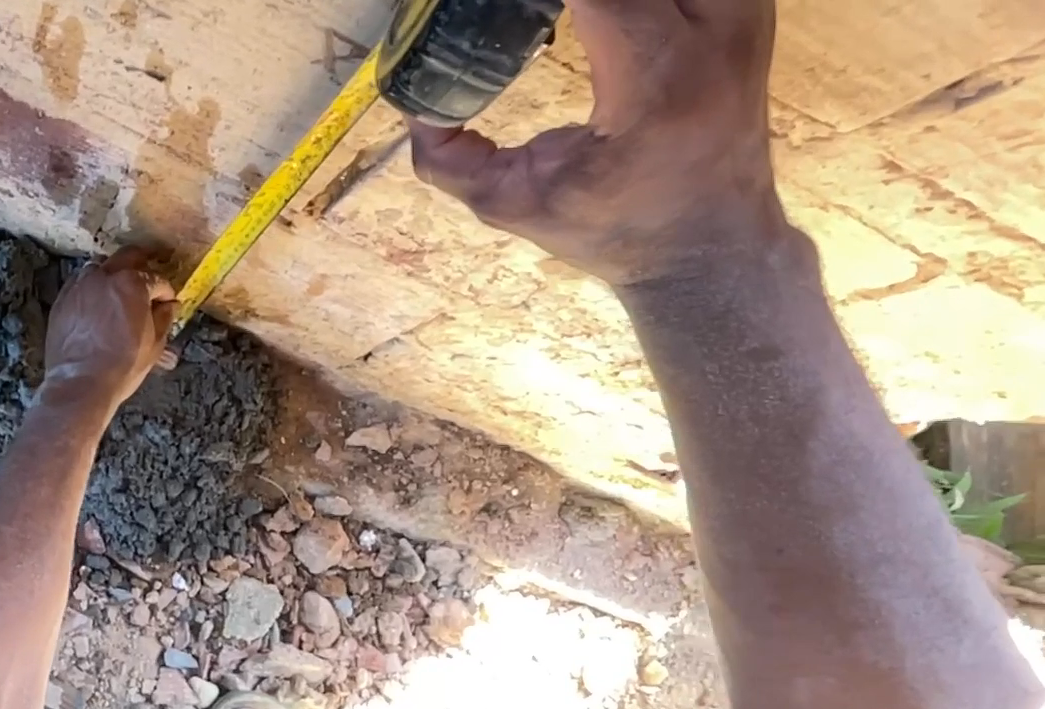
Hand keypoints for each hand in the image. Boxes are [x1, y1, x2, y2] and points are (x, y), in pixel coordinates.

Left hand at [39, 248, 174, 409]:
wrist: (80, 383)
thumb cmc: (121, 366)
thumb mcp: (154, 345)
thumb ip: (164, 318)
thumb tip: (169, 306)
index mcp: (133, 284)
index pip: (157, 280)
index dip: (165, 292)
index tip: (166, 303)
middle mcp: (104, 276)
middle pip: (127, 257)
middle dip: (141, 267)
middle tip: (147, 282)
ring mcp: (80, 286)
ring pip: (100, 268)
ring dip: (112, 276)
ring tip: (118, 294)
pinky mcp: (62, 299)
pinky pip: (79, 285)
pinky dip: (91, 290)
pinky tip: (96, 307)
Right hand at [410, 0, 785, 284]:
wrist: (703, 238)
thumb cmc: (604, 227)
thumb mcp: (511, 203)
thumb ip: (450, 161)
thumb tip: (414, 107)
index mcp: (656, 81)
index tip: (479, 6)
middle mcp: (716, 24)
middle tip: (505, 12)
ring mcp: (741, 2)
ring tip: (538, 14)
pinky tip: (591, 13)